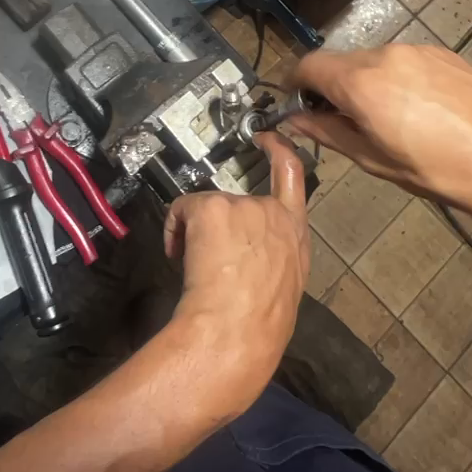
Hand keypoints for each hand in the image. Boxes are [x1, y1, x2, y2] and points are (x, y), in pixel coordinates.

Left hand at [160, 133, 307, 400]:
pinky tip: (178, 257)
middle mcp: (274, 214)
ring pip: (209, 208)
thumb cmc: (258, 326)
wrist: (237, 333)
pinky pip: (183, 209)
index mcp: (296, 235)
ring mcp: (244, 206)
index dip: (279, 151)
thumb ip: (274, 258)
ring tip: (199, 269)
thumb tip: (253, 257)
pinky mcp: (214, 208)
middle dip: (219, 226)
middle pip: (238, 201)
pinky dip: (175, 230)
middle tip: (209, 257)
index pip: (294, 176)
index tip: (265, 138)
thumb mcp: (283, 286)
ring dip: (198, 232)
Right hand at [288, 44, 471, 232]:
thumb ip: (328, 132)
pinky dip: (395, 79)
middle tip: (342, 122)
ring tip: (387, 120)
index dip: (295, 84)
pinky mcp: (446, 54)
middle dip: (332, 87)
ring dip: (365, 83)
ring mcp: (419, 50)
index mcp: (361, 81)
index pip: (308, 65)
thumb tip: (295, 119)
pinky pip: (404, 61)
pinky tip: (418, 112)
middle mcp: (385, 54)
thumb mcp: (374, 159)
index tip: (298, 106)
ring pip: (373, 61)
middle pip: (340, 62)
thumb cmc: (438, 170)